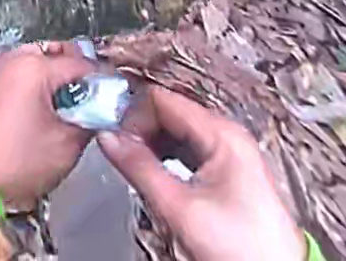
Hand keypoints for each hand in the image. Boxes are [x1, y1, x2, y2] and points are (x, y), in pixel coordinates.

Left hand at [0, 42, 95, 210]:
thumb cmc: (25, 156)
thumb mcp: (69, 141)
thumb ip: (91, 117)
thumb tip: (105, 107)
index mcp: (34, 68)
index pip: (80, 63)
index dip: (104, 78)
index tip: (122, 94)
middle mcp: (15, 58)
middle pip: (57, 52)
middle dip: (79, 69)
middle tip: (100, 95)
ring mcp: (2, 67)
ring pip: (39, 57)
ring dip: (59, 72)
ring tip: (80, 100)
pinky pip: (25, 68)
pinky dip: (42, 78)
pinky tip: (55, 102)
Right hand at [97, 87, 304, 260]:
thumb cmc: (240, 249)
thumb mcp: (180, 208)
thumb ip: (138, 166)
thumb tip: (105, 135)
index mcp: (221, 133)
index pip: (159, 99)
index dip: (133, 114)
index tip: (117, 139)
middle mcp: (227, 133)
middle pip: (167, 110)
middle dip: (140, 128)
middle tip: (124, 153)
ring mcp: (231, 150)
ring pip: (175, 128)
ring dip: (151, 141)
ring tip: (139, 165)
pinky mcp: (231, 167)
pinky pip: (187, 145)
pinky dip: (166, 153)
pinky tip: (158, 171)